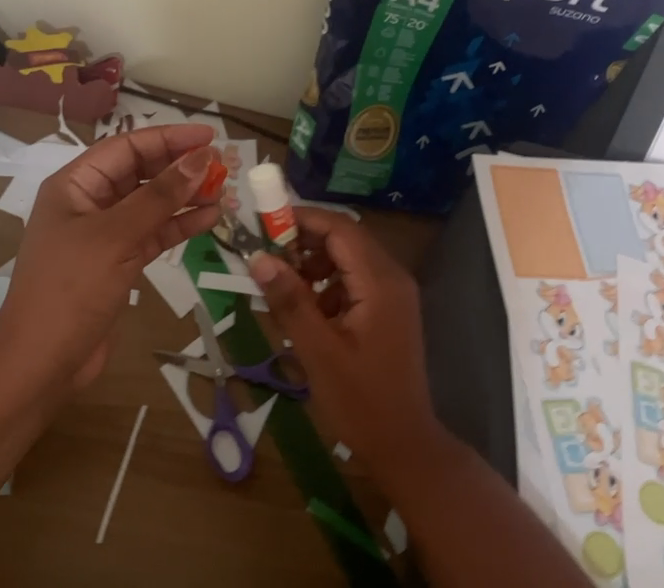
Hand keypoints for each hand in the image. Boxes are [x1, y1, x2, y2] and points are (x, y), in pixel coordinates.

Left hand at [0, 124, 222, 390]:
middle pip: (141, 172)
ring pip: (151, 203)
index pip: (127, 147)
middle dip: (180, 167)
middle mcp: (89, 203)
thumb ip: (159, 196)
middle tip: (224, 165)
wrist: (41, 363)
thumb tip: (201, 158)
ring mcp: (104, 235)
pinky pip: (154, 233)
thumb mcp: (115, 237)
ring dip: (185, 196)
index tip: (210, 136)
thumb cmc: (70, 290)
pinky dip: (179, 225)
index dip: (169, 138)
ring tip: (224, 190)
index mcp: (75, 185)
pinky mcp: (118, 263)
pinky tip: (209, 219)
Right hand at [247, 209, 447, 472]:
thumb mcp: (317, 350)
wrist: (404, 444)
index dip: (301, 219)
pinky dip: (328, 285)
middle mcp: (392, 278)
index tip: (263, 225)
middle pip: (345, 238)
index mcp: (379, 282)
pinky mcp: (389, 311)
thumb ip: (289, 300)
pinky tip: (307, 313)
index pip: (340, 228)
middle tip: (266, 257)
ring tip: (282, 288)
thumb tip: (258, 257)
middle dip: (304, 242)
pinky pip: (355, 281)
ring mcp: (394, 294)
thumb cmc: (360, 400)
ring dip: (314, 264)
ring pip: (349, 259)